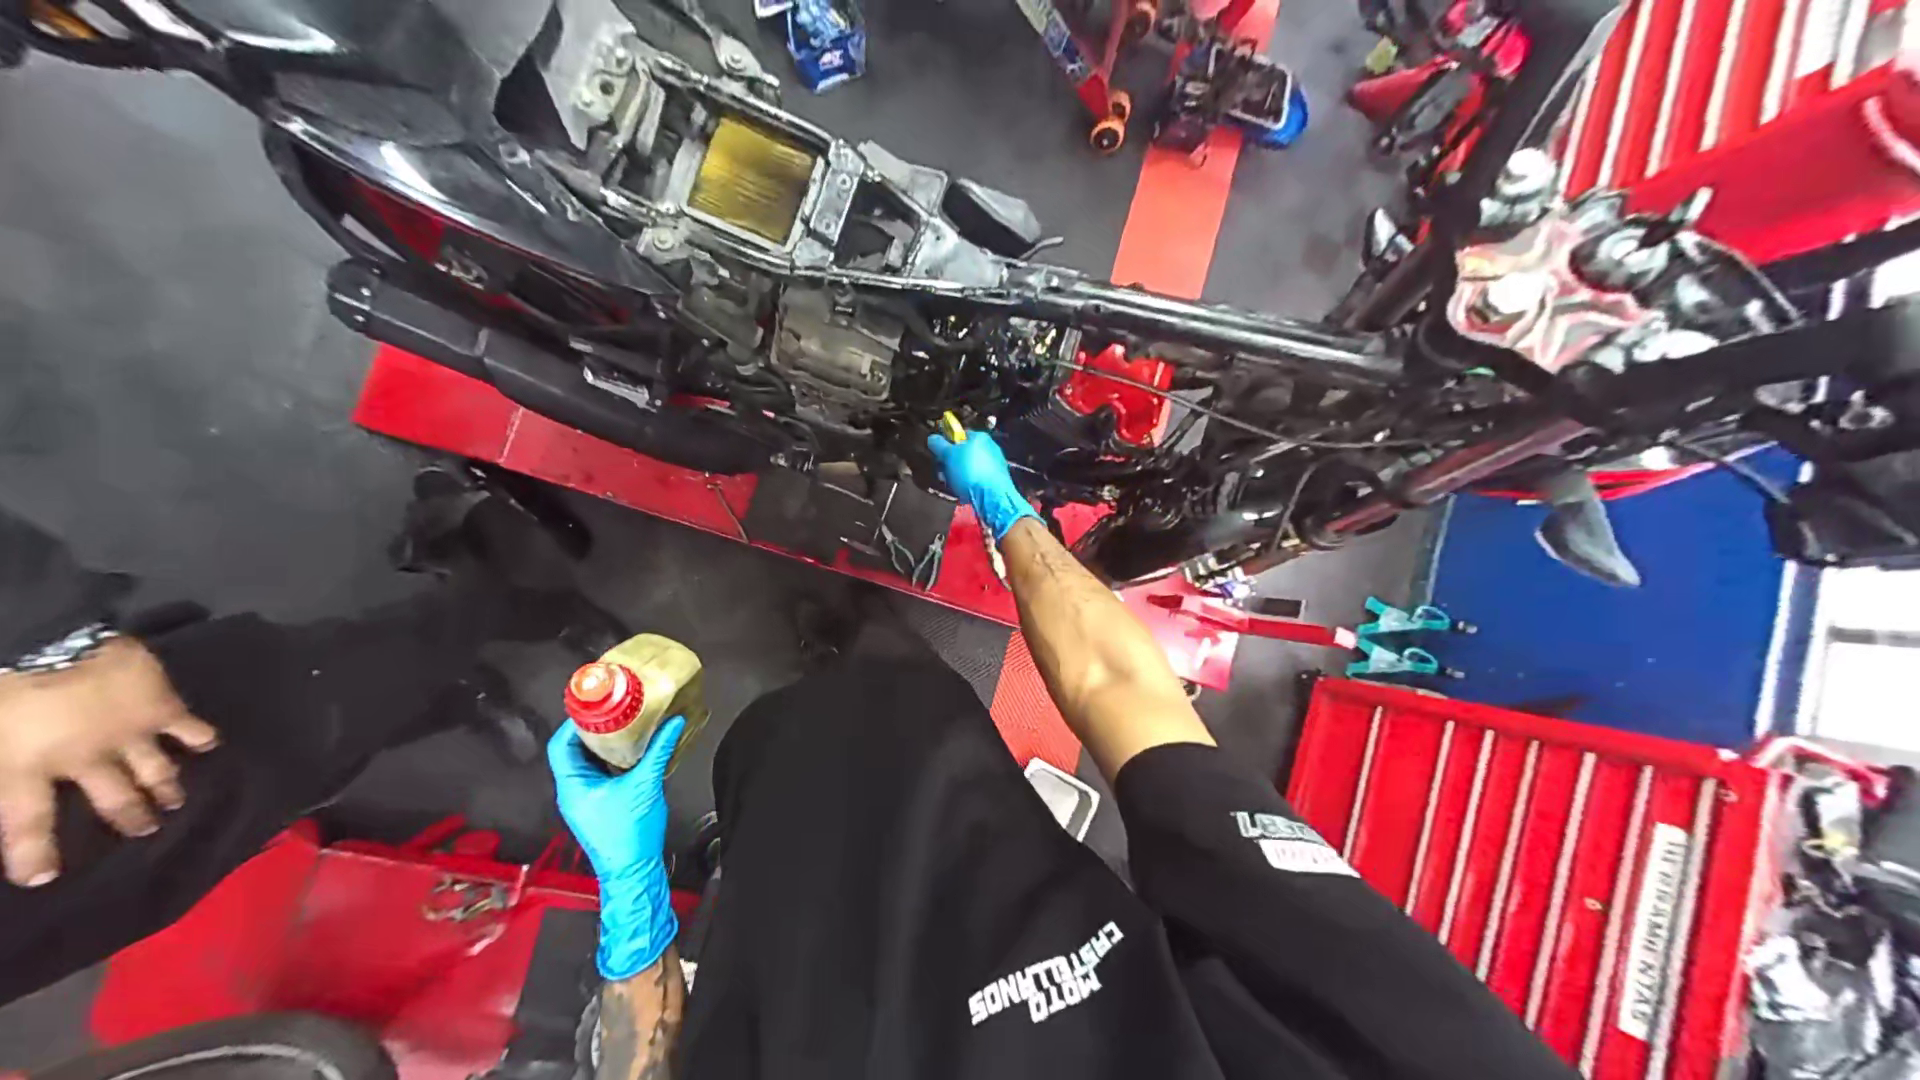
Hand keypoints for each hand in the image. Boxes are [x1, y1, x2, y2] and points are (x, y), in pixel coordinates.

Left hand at [0, 637, 219, 886]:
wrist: (58, 645)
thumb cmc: (5, 690)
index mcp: (27, 769)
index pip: (27, 824)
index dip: (33, 853)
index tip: (43, 876)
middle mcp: (86, 761)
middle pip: (113, 799)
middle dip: (132, 818)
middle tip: (145, 829)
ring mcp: (132, 736)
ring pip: (157, 771)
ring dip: (168, 788)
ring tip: (176, 799)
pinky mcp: (164, 712)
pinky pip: (190, 731)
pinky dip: (201, 740)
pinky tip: (208, 745)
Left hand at [548, 717, 686, 979]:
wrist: (632, 870)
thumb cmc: (629, 832)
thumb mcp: (645, 785)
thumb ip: (659, 751)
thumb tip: (673, 722)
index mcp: (573, 785)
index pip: (561, 745)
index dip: (575, 722)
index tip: (597, 704)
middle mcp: (573, 789)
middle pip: (574, 750)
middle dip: (594, 728)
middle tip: (616, 708)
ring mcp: (586, 797)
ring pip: (588, 761)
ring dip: (605, 743)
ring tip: (627, 723)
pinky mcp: (599, 802)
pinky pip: (600, 772)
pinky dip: (613, 757)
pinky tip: (634, 748)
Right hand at [926, 429, 1039, 540]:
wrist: (992, 497)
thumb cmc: (970, 471)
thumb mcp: (949, 455)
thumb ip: (939, 445)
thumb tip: (932, 438)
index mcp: (979, 436)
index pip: (959, 435)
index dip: (947, 444)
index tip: (939, 455)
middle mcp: (990, 447)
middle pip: (963, 453)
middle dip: (951, 464)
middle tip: (943, 473)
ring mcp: (995, 464)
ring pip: (969, 467)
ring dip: (958, 476)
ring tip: (953, 485)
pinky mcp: (997, 479)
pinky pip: (978, 479)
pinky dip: (970, 484)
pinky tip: (965, 492)